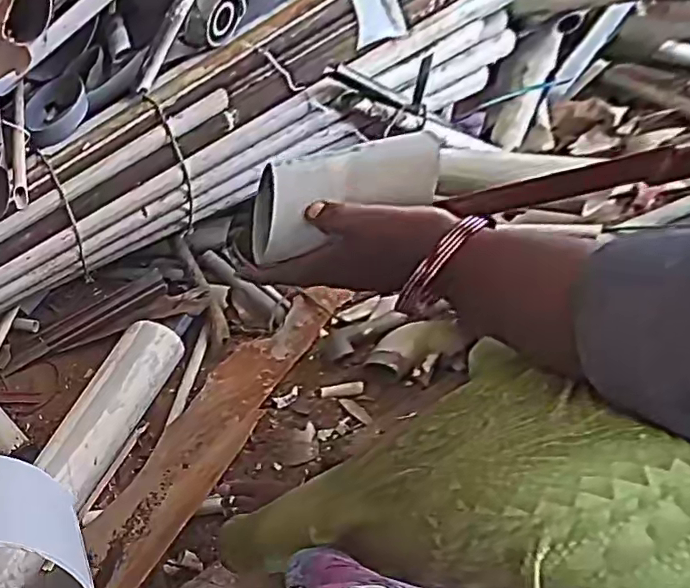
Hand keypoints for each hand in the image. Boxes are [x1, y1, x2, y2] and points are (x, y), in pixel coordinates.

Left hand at [249, 202, 457, 293]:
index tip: (238, 268)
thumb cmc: (406, 240)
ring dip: (306, 253)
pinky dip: (333, 248)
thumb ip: (333, 215)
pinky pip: (343, 259)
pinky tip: (343, 232)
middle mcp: (332, 277)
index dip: (254, 270)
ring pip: (319, 265)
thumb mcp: (363, 219)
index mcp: (321, 269)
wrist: (451, 258)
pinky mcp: (373, 269)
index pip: (275, 274)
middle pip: (294, 270)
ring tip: (302, 234)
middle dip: (279, 259)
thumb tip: (309, 209)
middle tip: (268, 245)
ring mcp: (353, 275)